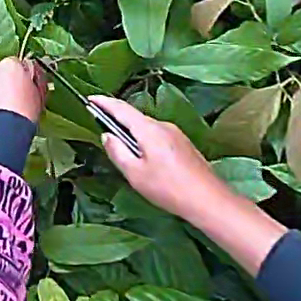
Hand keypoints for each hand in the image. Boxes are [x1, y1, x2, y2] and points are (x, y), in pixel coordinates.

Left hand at [0, 57, 47, 122]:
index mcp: (11, 65)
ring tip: (2, 112)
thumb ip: (36, 80)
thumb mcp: (39, 93)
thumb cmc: (25, 110)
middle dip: (6, 84)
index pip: (18, 65)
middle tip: (15, 101)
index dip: (23, 77)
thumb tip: (35, 75)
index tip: (27, 88)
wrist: (2, 129)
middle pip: (0, 74)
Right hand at [89, 95, 235, 218]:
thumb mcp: (135, 173)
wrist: (210, 201)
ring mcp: (176, 134)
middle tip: (99, 124)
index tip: (90, 98)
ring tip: (121, 147)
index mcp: (149, 130)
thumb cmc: (169, 188)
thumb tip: (107, 136)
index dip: (104, 102)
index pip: (121, 109)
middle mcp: (163, 126)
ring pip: (146, 127)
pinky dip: (144, 139)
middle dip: (116, 118)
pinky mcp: (184, 144)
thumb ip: (117, 152)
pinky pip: (157, 135)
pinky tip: (144, 157)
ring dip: (131, 132)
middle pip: (134, 117)